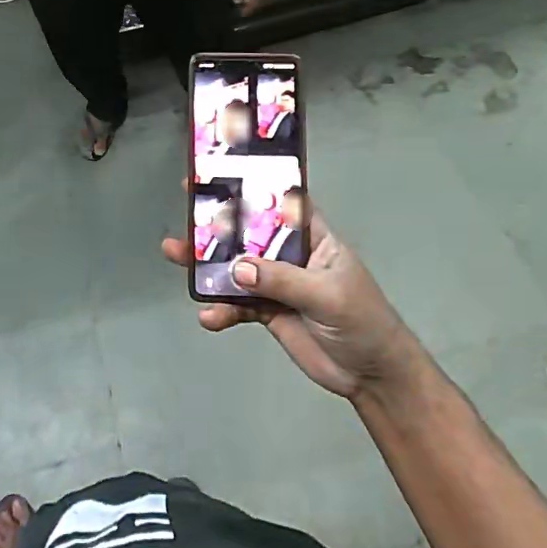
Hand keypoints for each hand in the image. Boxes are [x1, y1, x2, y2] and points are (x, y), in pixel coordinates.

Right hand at [161, 201, 419, 398]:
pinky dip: (222, 310)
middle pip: (251, 234)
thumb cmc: (362, 319)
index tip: (224, 174)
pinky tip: (208, 317)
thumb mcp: (327, 294)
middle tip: (185, 212)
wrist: (371, 374)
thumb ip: (282, 280)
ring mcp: (278, 283)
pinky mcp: (270, 313)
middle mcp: (292, 255)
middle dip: (220, 225)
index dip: (256, 188)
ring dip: (209, 265)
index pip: (284, 204)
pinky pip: (239, 305)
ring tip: (175, 256)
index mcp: (314, 237)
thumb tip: (238, 268)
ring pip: (238, 269)